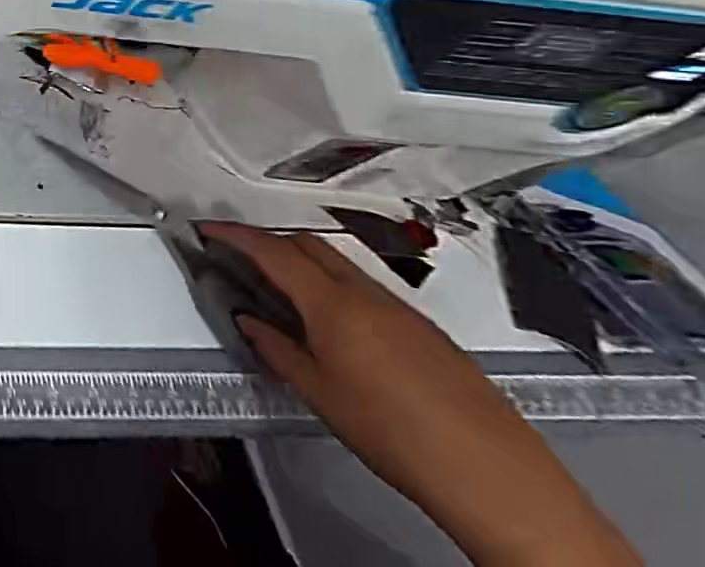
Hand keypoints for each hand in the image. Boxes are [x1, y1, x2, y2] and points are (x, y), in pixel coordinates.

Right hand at [200, 223, 640, 566]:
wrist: (492, 475)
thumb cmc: (399, 435)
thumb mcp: (318, 392)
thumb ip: (277, 348)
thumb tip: (253, 324)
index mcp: (335, 306)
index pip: (274, 252)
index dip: (236, 235)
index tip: (211, 229)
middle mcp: (369, 295)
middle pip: (308, 244)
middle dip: (269, 240)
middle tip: (240, 254)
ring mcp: (401, 308)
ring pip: (339, 263)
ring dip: (303, 262)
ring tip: (279, 288)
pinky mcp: (423, 328)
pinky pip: (366, 287)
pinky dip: (334, 285)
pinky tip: (328, 320)